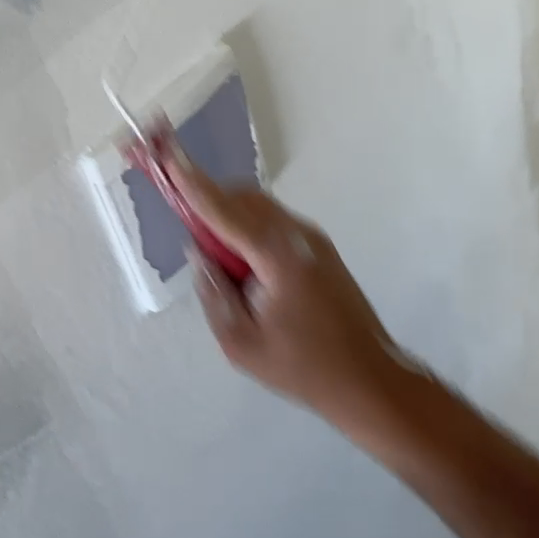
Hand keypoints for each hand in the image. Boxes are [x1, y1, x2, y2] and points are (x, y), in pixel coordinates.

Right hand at [172, 160, 419, 423]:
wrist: (372, 382)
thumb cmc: (303, 368)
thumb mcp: (240, 342)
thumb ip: (213, 291)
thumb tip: (200, 253)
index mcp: (276, 255)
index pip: (222, 208)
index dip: (190, 181)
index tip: (166, 155)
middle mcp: (296, 234)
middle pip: (241, 198)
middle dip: (209, 202)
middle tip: (191, 234)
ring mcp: (312, 238)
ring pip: (258, 208)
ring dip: (230, 218)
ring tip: (221, 263)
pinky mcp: (319, 249)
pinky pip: (273, 223)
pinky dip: (249, 230)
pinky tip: (246, 269)